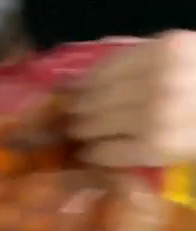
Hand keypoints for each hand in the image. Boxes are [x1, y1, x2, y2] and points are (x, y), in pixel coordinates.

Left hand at [71, 32, 195, 167]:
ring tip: (97, 131)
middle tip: (82, 117)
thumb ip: (137, 62)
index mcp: (170, 50)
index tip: (76, 96)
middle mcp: (162, 80)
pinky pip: (98, 153)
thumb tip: (75, 80)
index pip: (94, 74)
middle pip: (83, 103)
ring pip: (85, 128)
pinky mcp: (154, 146)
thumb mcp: (182, 57)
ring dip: (85, 132)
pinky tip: (106, 149)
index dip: (79, 89)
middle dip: (78, 112)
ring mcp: (157, 115)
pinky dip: (95, 153)